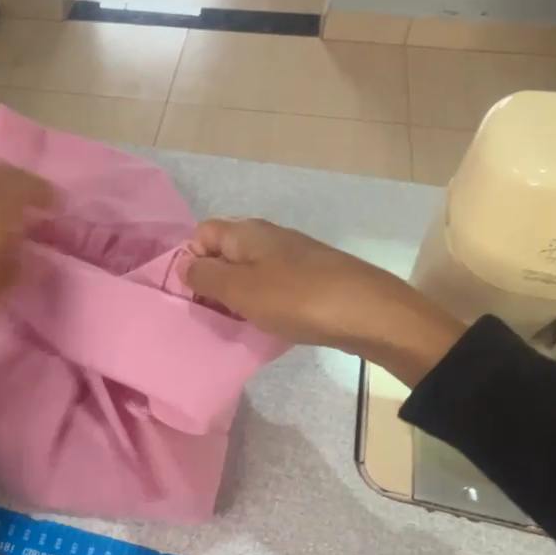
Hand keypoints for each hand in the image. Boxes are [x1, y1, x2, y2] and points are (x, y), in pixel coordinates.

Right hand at [181, 218, 464, 384]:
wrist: (371, 312)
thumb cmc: (297, 300)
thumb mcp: (240, 291)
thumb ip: (205, 276)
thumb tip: (184, 265)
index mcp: (246, 232)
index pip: (201, 233)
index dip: (191, 261)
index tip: (196, 296)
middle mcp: (267, 235)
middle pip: (225, 252)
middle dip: (214, 282)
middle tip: (216, 315)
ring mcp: (293, 254)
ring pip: (249, 270)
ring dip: (240, 295)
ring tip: (244, 322)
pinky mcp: (312, 275)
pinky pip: (274, 283)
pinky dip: (266, 301)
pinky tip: (274, 322)